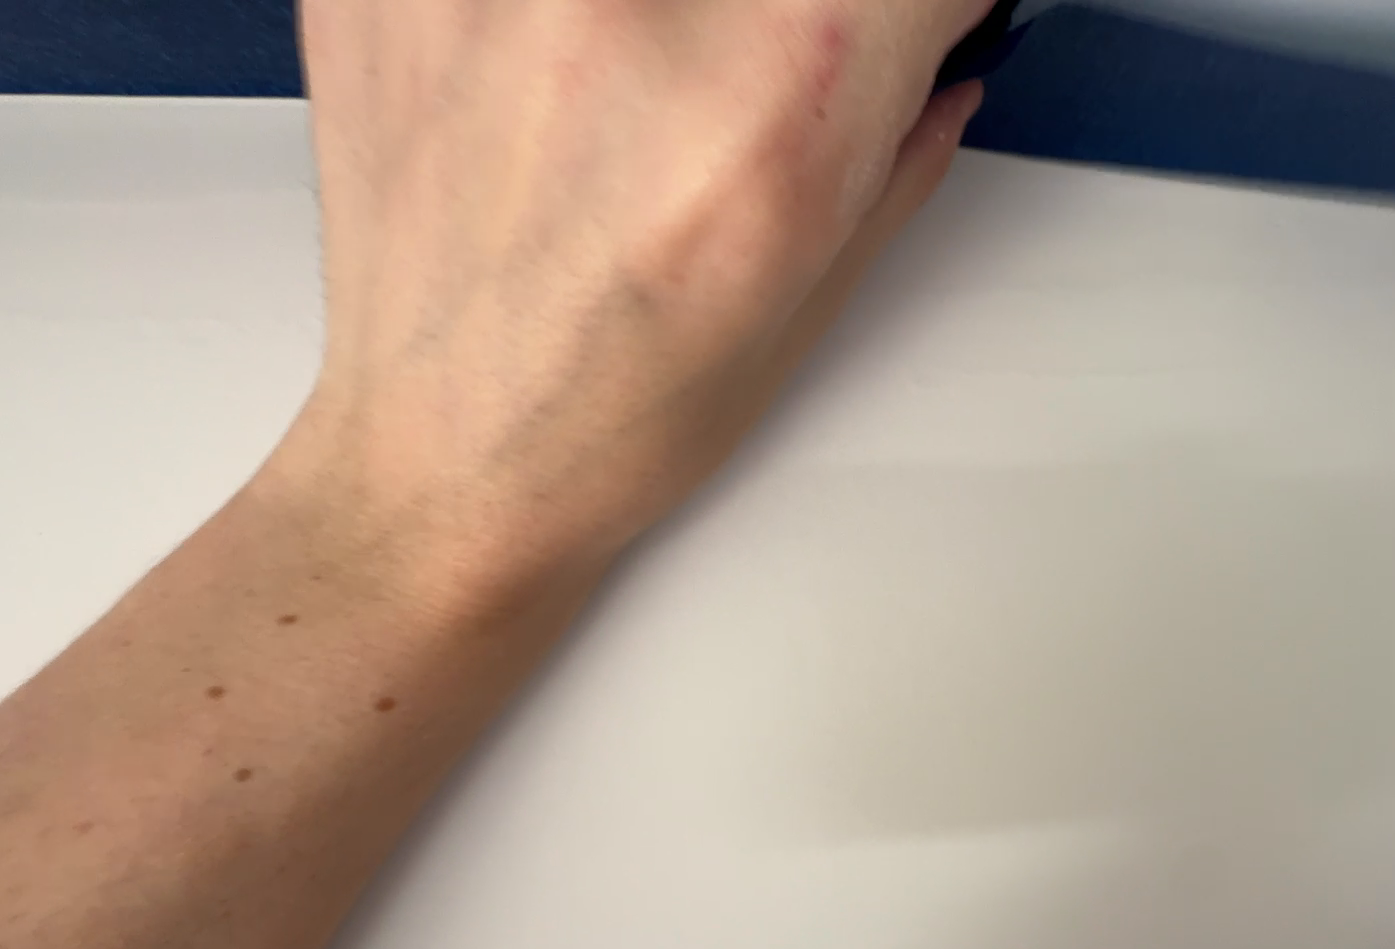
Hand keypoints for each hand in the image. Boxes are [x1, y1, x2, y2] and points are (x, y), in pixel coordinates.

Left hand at [274, 0, 990, 586]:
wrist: (451, 457)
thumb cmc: (614, 426)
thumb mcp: (800, 315)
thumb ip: (894, 163)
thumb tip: (943, 62)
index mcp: (763, 122)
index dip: (924, 13)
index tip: (911, 35)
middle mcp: (623, 18)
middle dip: (814, 19)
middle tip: (769, 81)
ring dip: (693, 31)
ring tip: (652, 103)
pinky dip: (582, 21)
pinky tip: (562, 82)